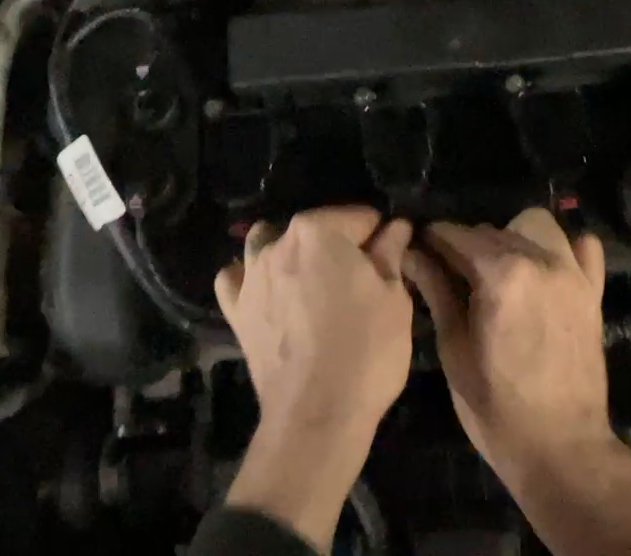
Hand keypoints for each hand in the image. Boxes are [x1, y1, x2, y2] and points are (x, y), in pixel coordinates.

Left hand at [214, 207, 413, 550]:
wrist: (316, 414)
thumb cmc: (365, 350)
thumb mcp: (394, 298)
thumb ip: (390, 254)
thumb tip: (395, 227)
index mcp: (319, 230)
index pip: (360, 217)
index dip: (380, 237)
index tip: (391, 261)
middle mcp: (278, 242)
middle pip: (316, 229)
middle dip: (338, 245)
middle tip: (361, 282)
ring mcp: (251, 275)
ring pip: (269, 243)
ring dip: (289, 252)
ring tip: (312, 281)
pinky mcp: (235, 310)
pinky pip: (236, 278)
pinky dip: (249, 278)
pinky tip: (267, 292)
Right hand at [402, 208, 611, 472]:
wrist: (561, 448)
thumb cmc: (495, 406)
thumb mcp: (454, 349)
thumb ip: (435, 291)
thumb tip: (410, 253)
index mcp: (501, 275)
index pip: (456, 236)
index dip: (432, 239)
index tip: (419, 248)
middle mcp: (540, 261)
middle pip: (492, 229)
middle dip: (467, 243)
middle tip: (452, 272)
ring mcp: (572, 274)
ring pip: (537, 224)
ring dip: (514, 235)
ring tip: (500, 268)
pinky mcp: (594, 291)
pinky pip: (584, 248)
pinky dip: (565, 248)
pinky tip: (547, 270)